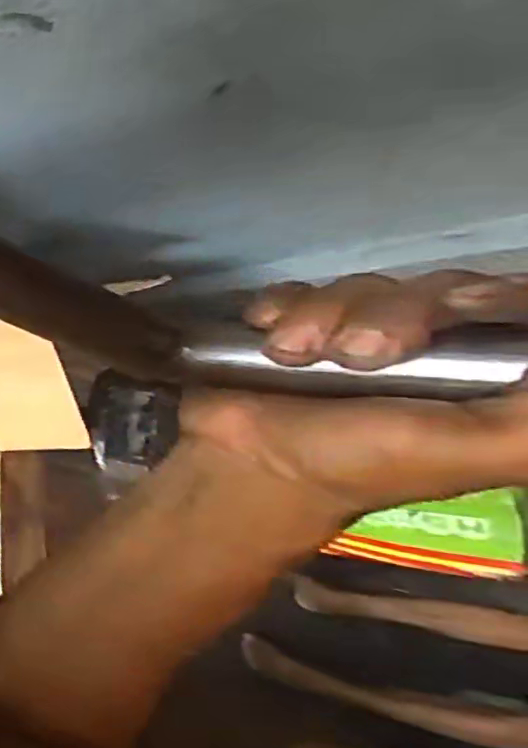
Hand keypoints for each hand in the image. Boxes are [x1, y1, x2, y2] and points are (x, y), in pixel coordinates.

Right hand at [182, 271, 527, 521]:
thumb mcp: (479, 449)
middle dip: (389, 314)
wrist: (245, 458)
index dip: (491, 295)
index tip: (458, 306)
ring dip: (318, 317)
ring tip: (289, 355)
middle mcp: (423, 344)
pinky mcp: (285, 324)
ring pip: (357, 287)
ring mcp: (348, 331)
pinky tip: (266, 334)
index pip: (507, 303)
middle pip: (431, 289)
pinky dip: (277, 307)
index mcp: (481, 369)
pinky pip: (292, 290)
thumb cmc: (358, 460)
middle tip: (354, 355)